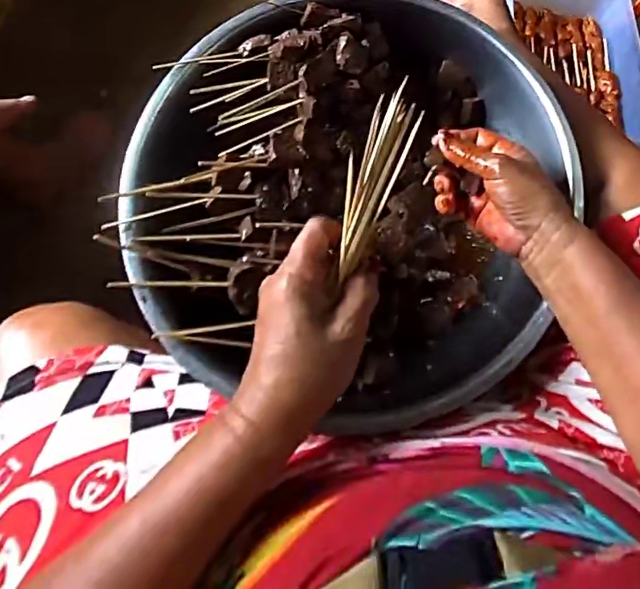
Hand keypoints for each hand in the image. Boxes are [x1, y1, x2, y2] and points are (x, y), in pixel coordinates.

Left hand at [230, 217, 377, 444]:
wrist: (270, 412)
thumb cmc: (312, 370)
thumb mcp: (349, 330)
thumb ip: (362, 291)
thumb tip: (368, 266)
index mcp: (294, 273)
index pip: (318, 227)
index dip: (345, 232)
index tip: (365, 256)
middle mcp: (278, 276)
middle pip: (315, 248)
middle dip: (344, 262)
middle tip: (365, 290)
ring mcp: (272, 294)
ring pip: (310, 270)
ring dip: (335, 283)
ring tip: (351, 314)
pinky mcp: (273, 311)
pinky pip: (302, 288)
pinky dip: (322, 297)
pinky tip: (333, 327)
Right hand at [432, 127, 577, 257]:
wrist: (538, 236)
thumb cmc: (533, 199)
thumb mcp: (499, 167)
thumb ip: (468, 153)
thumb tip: (445, 141)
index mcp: (504, 153)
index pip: (475, 138)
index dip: (456, 138)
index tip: (439, 140)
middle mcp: (493, 170)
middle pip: (460, 159)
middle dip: (446, 161)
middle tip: (438, 163)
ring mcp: (483, 192)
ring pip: (453, 180)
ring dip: (444, 182)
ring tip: (446, 186)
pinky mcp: (475, 211)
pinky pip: (453, 203)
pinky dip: (445, 202)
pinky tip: (447, 203)